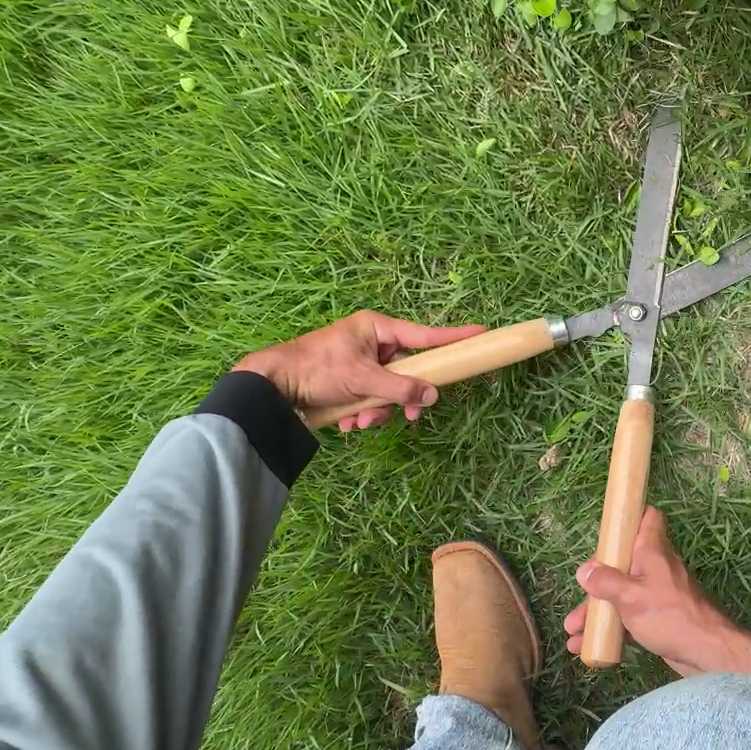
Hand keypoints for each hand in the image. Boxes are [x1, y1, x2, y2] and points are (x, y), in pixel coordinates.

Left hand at [234, 310, 485, 430]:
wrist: (268, 390)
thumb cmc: (316, 370)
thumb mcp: (362, 380)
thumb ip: (400, 388)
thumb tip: (432, 396)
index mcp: (377, 328)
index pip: (426, 334)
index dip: (454, 337)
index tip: (482, 334)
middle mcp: (373, 343)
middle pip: (409, 371)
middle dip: (402, 397)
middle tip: (408, 416)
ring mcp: (362, 364)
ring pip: (390, 390)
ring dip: (379, 410)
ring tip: (360, 421)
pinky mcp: (350, 384)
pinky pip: (372, 399)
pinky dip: (363, 412)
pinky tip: (347, 421)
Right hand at [563, 507, 750, 676]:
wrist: (706, 653)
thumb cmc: (669, 616)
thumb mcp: (631, 596)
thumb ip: (606, 582)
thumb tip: (584, 570)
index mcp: (653, 551)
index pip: (649, 518)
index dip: (631, 516)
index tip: (608, 526)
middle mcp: (655, 567)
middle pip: (623, 562)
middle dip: (597, 580)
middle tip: (579, 598)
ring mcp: (657, 594)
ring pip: (622, 593)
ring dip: (597, 610)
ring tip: (572, 631)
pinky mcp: (657, 618)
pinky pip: (628, 617)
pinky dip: (610, 628)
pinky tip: (586, 646)